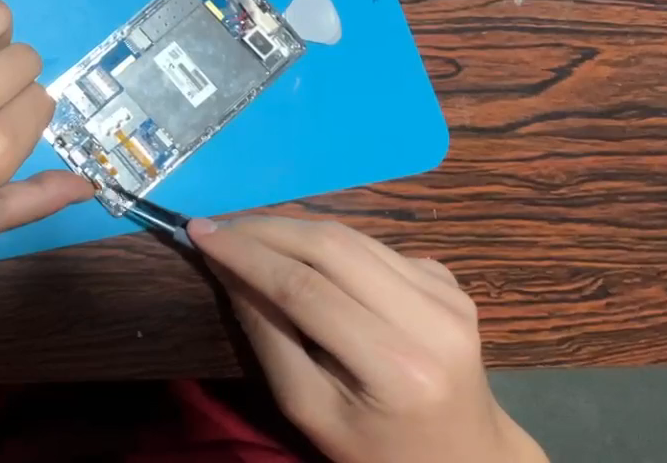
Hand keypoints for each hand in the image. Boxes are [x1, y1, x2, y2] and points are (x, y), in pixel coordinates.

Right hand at [190, 216, 545, 462]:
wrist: (469, 459)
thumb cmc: (376, 449)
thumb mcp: (306, 407)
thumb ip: (265, 333)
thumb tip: (225, 265)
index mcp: (398, 368)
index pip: (304, 288)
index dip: (245, 254)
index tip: (197, 231)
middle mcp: (432, 321)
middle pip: (329, 247)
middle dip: (262, 229)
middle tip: (216, 227)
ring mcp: (446, 294)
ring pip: (347, 235)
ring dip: (287, 227)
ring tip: (245, 234)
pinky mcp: (446, 279)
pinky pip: (367, 243)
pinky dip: (322, 242)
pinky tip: (302, 258)